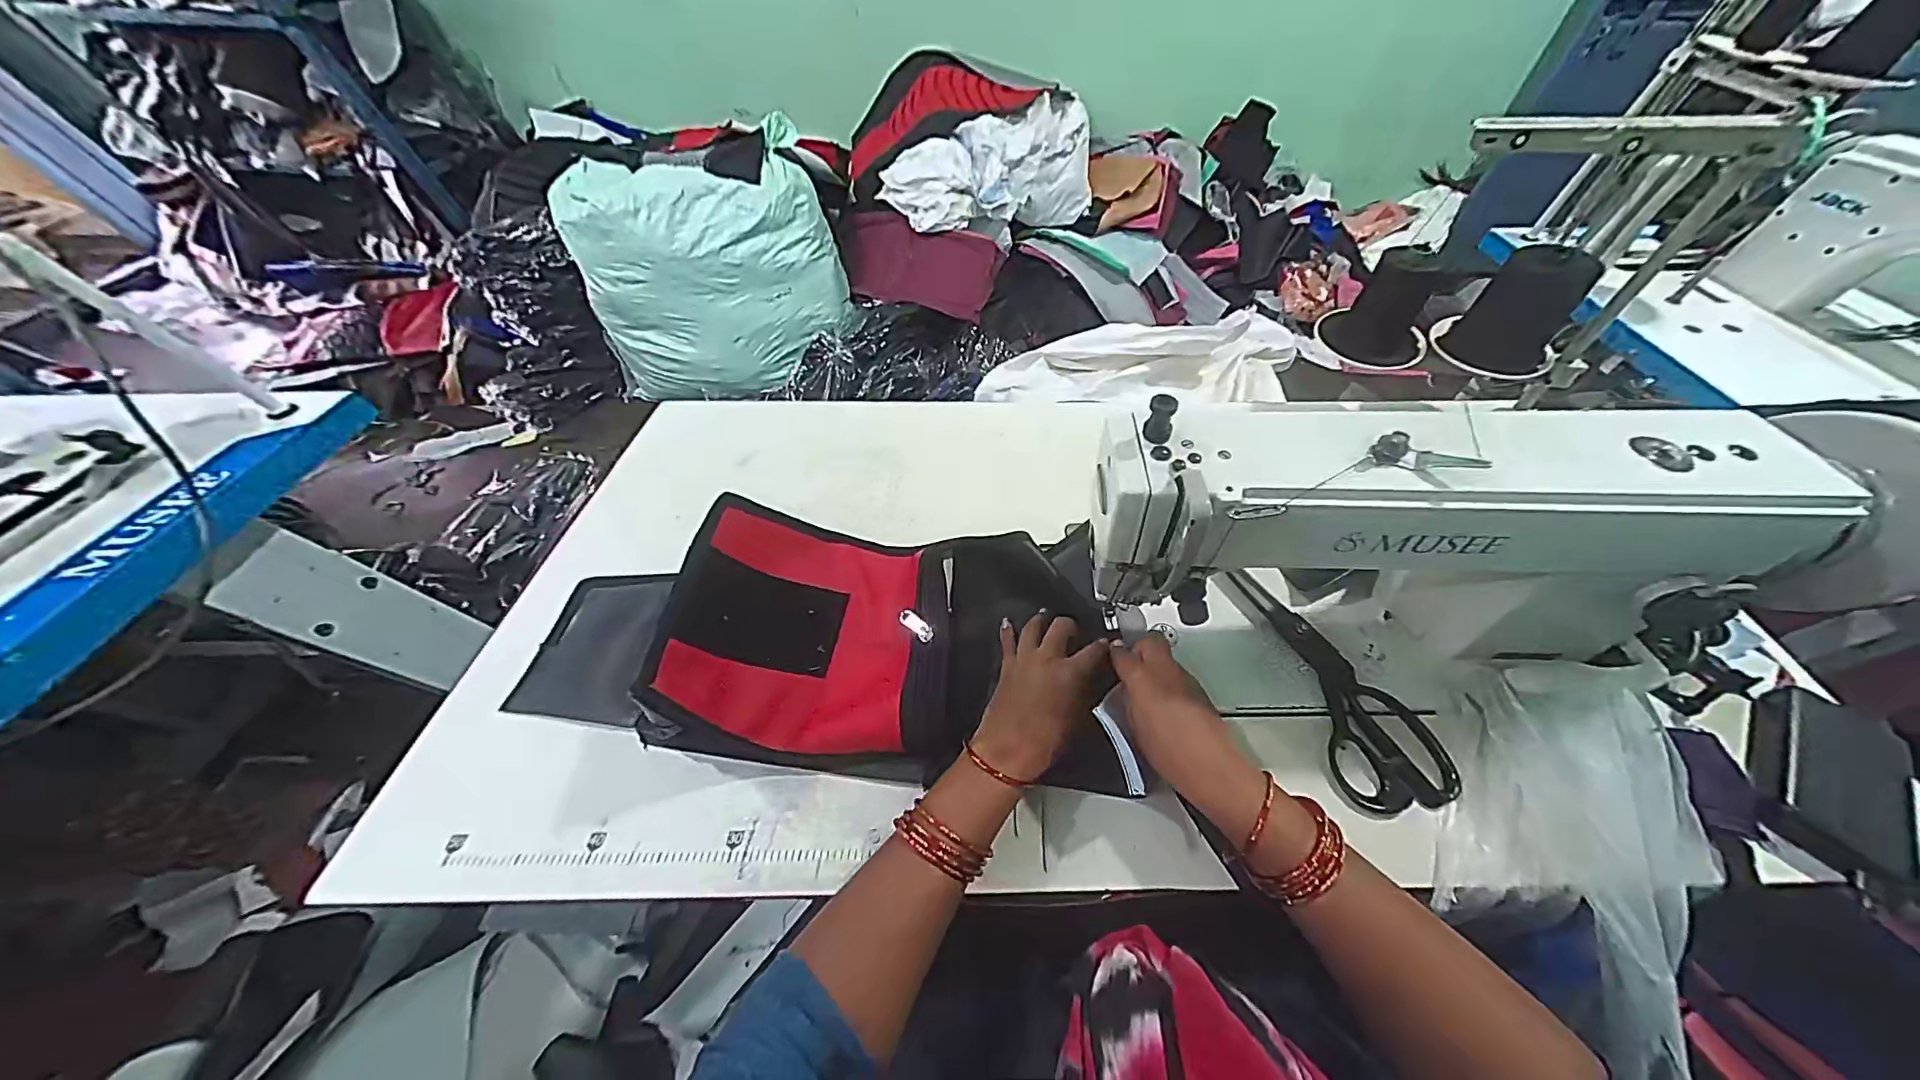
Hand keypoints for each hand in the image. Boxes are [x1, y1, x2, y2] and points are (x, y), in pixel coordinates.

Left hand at [971, 613, 1109, 782]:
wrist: (1006, 752)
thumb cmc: (1042, 743)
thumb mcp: (1076, 720)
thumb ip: (1084, 694)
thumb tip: (1089, 682)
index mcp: (1069, 673)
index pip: (1094, 650)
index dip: (1104, 646)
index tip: (1107, 645)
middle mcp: (1046, 660)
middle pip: (1061, 626)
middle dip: (1072, 625)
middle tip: (1076, 631)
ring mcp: (1023, 660)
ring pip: (1033, 626)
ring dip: (1042, 621)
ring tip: (1047, 618)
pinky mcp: (1006, 666)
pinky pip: (1007, 641)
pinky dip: (1009, 631)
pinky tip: (1008, 623)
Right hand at [1110, 632, 1266, 820]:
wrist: (1212, 768)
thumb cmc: (1175, 756)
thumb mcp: (1134, 729)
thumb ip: (1126, 701)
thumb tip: (1124, 690)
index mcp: (1143, 680)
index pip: (1122, 652)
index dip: (1115, 653)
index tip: (1112, 656)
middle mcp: (1167, 673)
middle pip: (1150, 641)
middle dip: (1138, 647)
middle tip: (1130, 662)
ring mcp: (1187, 680)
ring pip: (1167, 657)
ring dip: (1155, 665)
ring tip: (1147, 689)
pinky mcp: (1200, 690)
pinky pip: (1179, 675)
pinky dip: (1169, 681)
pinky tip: (1165, 703)